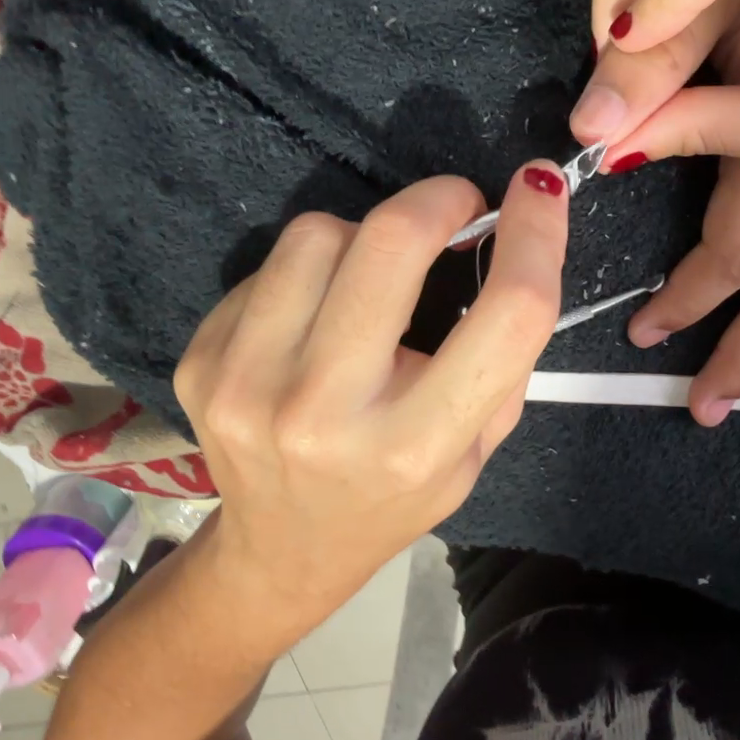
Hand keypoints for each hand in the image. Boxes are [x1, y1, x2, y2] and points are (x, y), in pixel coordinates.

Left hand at [172, 163, 567, 640]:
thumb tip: (509, 229)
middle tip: (457, 207)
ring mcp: (246, 384)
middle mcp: (324, 413)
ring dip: (365, 236)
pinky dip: (310, 272)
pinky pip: (271, 266)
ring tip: (374, 279)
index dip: (536, 233)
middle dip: (438, 200)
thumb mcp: (475, 451)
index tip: (540, 186)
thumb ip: (502, 355)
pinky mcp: (200, 362)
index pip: (505, 312)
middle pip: (392, 241)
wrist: (280, 554)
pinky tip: (315, 317)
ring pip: (320, 234)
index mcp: (415, 446)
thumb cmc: (395, 498)